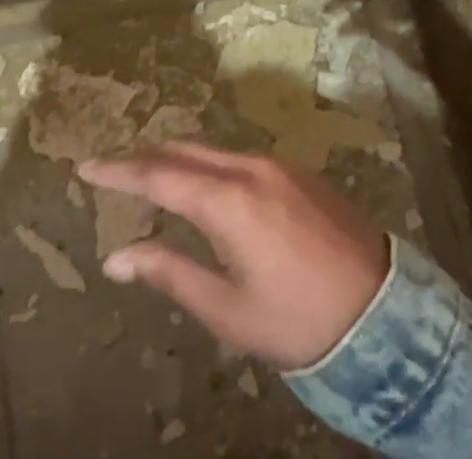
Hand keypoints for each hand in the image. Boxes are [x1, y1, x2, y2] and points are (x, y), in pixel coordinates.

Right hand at [78, 142, 390, 370]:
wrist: (387, 316)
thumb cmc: (299, 320)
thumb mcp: (227, 309)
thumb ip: (169, 272)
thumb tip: (116, 258)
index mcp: (229, 201)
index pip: (158, 174)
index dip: (117, 170)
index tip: (85, 167)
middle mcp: (252, 170)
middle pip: (183, 151)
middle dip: (143, 157)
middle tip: (111, 170)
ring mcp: (281, 167)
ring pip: (213, 150)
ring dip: (177, 158)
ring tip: (149, 176)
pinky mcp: (301, 174)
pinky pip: (240, 158)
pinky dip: (208, 164)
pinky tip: (202, 184)